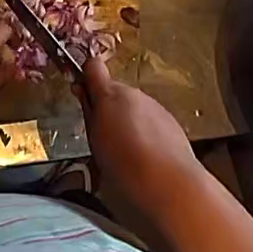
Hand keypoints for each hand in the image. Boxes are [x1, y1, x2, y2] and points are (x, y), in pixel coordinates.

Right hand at [80, 55, 202, 209]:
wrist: (169, 183)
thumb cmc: (123, 165)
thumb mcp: (94, 139)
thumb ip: (88, 111)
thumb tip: (82, 91)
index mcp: (110, 95)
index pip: (93, 67)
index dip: (87, 77)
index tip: (82, 92)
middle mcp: (133, 94)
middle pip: (115, 91)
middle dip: (108, 106)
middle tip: (102, 135)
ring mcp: (154, 106)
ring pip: (134, 106)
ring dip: (127, 120)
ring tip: (125, 150)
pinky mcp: (171, 120)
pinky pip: (150, 119)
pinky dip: (145, 130)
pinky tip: (145, 155)